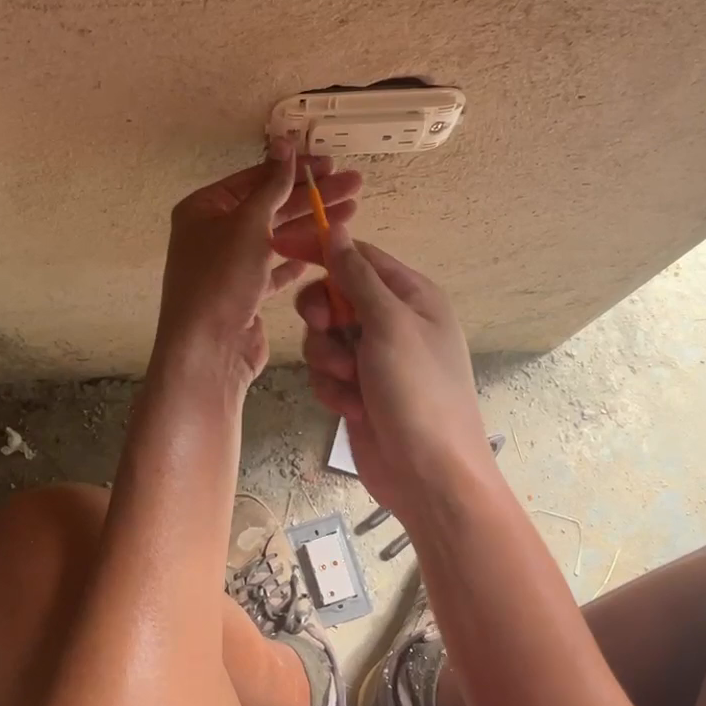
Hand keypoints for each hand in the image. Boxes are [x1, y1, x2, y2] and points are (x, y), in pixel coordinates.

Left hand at [156, 141, 360, 385]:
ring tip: (352, 212)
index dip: (294, 170)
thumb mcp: (248, 225)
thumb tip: (283, 143)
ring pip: (276, 237)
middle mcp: (213, 234)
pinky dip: (298, 258)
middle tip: (354, 185)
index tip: (330, 164)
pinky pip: (274, 269)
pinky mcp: (245, 295)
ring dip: (312, 225)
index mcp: (203, 209)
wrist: (207, 352)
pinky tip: (323, 249)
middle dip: (313, 197)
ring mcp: (229, 266)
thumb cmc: (221, 280)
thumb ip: (272, 186)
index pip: (255, 179)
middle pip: (270, 206)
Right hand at [294, 229, 497, 512]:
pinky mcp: (358, 390)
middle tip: (326, 329)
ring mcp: (374, 359)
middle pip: (334, 296)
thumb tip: (337, 229)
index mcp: (411, 296)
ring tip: (351, 383)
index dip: (318, 248)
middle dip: (323, 317)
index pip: (356, 255)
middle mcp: (393, 321)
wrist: (429, 476)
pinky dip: (332, 389)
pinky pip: (325, 373)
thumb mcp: (389, 325)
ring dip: (329, 360)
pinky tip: (352, 408)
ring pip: (324, 338)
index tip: (276, 244)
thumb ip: (357, 276)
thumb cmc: (418, 392)